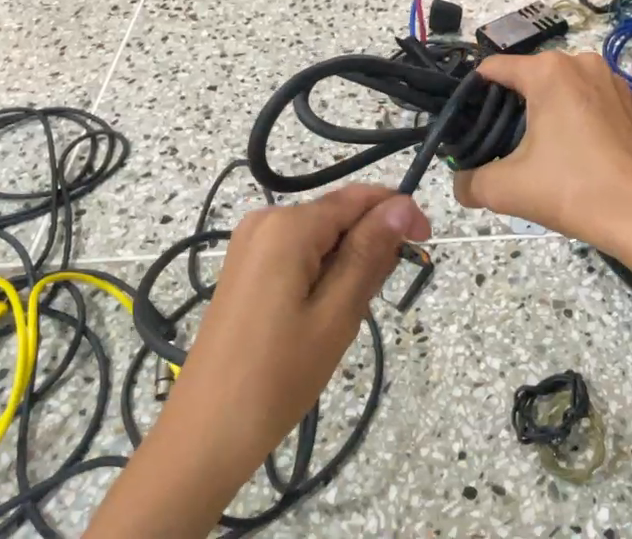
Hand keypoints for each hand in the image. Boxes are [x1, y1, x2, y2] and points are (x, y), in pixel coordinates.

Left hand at [88, 185, 429, 537]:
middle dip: (370, 245)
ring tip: (345, 315)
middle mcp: (265, 221)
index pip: (359, 198)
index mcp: (288, 225)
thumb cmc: (278, 375)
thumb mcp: (337, 313)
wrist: (206, 433)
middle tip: (375, 299)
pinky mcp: (245, 269)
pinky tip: (322, 314)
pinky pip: (299, 253)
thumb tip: (402, 205)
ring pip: (322, 236)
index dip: (399, 213)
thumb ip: (370, 252)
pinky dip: (323, 274)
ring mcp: (250, 245)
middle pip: (340, 215)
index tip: (425, 244)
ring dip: (348, 264)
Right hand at [453, 51, 631, 257]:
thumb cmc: (573, 190)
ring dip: (541, 117)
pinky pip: (584, 103)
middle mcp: (581, 63)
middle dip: (509, 110)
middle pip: (527, 80)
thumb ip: (470, 182)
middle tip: (499, 149)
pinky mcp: (628, 104)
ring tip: (533, 156)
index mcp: (549, 70)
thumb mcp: (506, 189)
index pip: (494, 68)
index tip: (465, 126)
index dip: (472, 96)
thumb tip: (461, 185)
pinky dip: (570, 122)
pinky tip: (568, 157)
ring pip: (558, 92)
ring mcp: (610, 81)